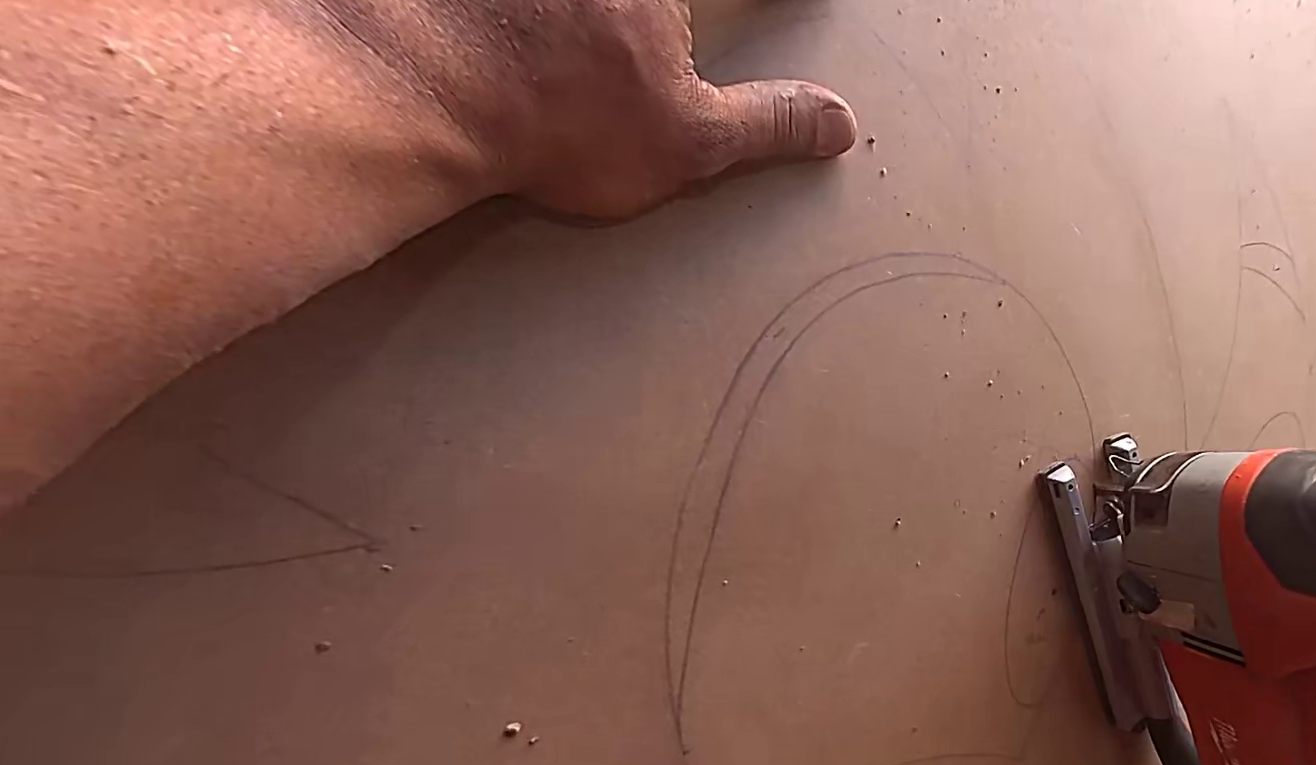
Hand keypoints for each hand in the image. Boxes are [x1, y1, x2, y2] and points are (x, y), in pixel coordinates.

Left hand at [305, 0, 858, 216]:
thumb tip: (840, 124)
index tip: (807, 5)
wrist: (414, 85)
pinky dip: (592, 13)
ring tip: (628, 37)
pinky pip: (558, 0)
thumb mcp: (691, 139)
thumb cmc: (559, 117)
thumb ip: (770, 124)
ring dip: (656, 14)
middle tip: (676, 46)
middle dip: (687, 17)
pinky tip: (564, 23)